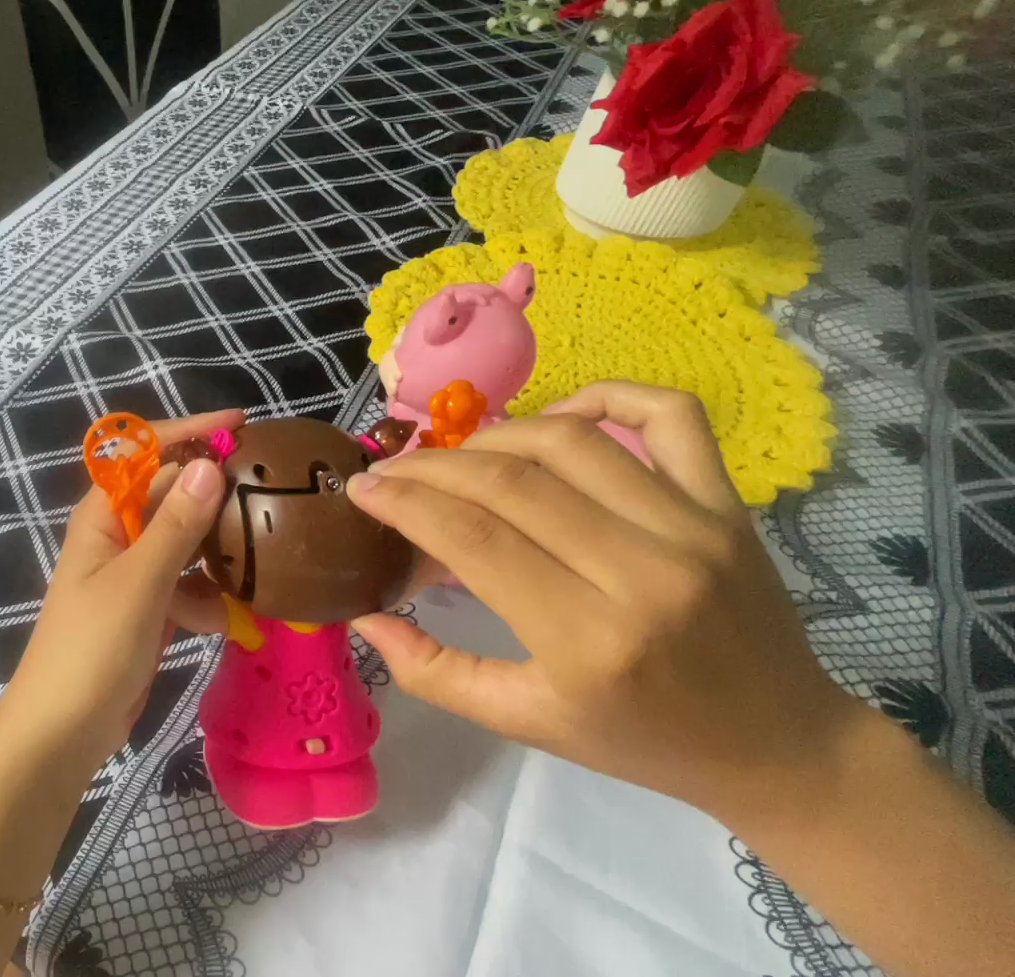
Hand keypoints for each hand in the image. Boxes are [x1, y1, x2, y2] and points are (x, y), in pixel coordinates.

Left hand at [0, 409, 241, 768]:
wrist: (63, 731)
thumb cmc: (91, 649)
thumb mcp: (138, 584)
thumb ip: (174, 526)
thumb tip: (209, 465)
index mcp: (102, 517)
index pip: (143, 454)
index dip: (188, 433)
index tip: (241, 425)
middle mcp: (117, 536)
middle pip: (171, 495)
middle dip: (216, 490)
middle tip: (273, 487)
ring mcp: (132, 575)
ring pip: (185, 543)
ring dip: (219, 548)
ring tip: (269, 550)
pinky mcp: (147, 610)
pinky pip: (187, 586)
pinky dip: (209, 597)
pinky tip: (238, 616)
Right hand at [345, 381, 863, 816]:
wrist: (779, 746)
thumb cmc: (639, 738)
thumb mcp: (522, 723)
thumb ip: (432, 672)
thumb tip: (364, 617)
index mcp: (586, 639)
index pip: (471, 538)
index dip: (404, 502)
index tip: (363, 489)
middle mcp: (642, 572)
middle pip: (509, 481)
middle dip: (431, 467)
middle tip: (394, 472)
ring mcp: (694, 529)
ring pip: (569, 440)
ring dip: (494, 435)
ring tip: (460, 457)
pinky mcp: (729, 506)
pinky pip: (668, 417)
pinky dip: (606, 396)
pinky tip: (557, 416)